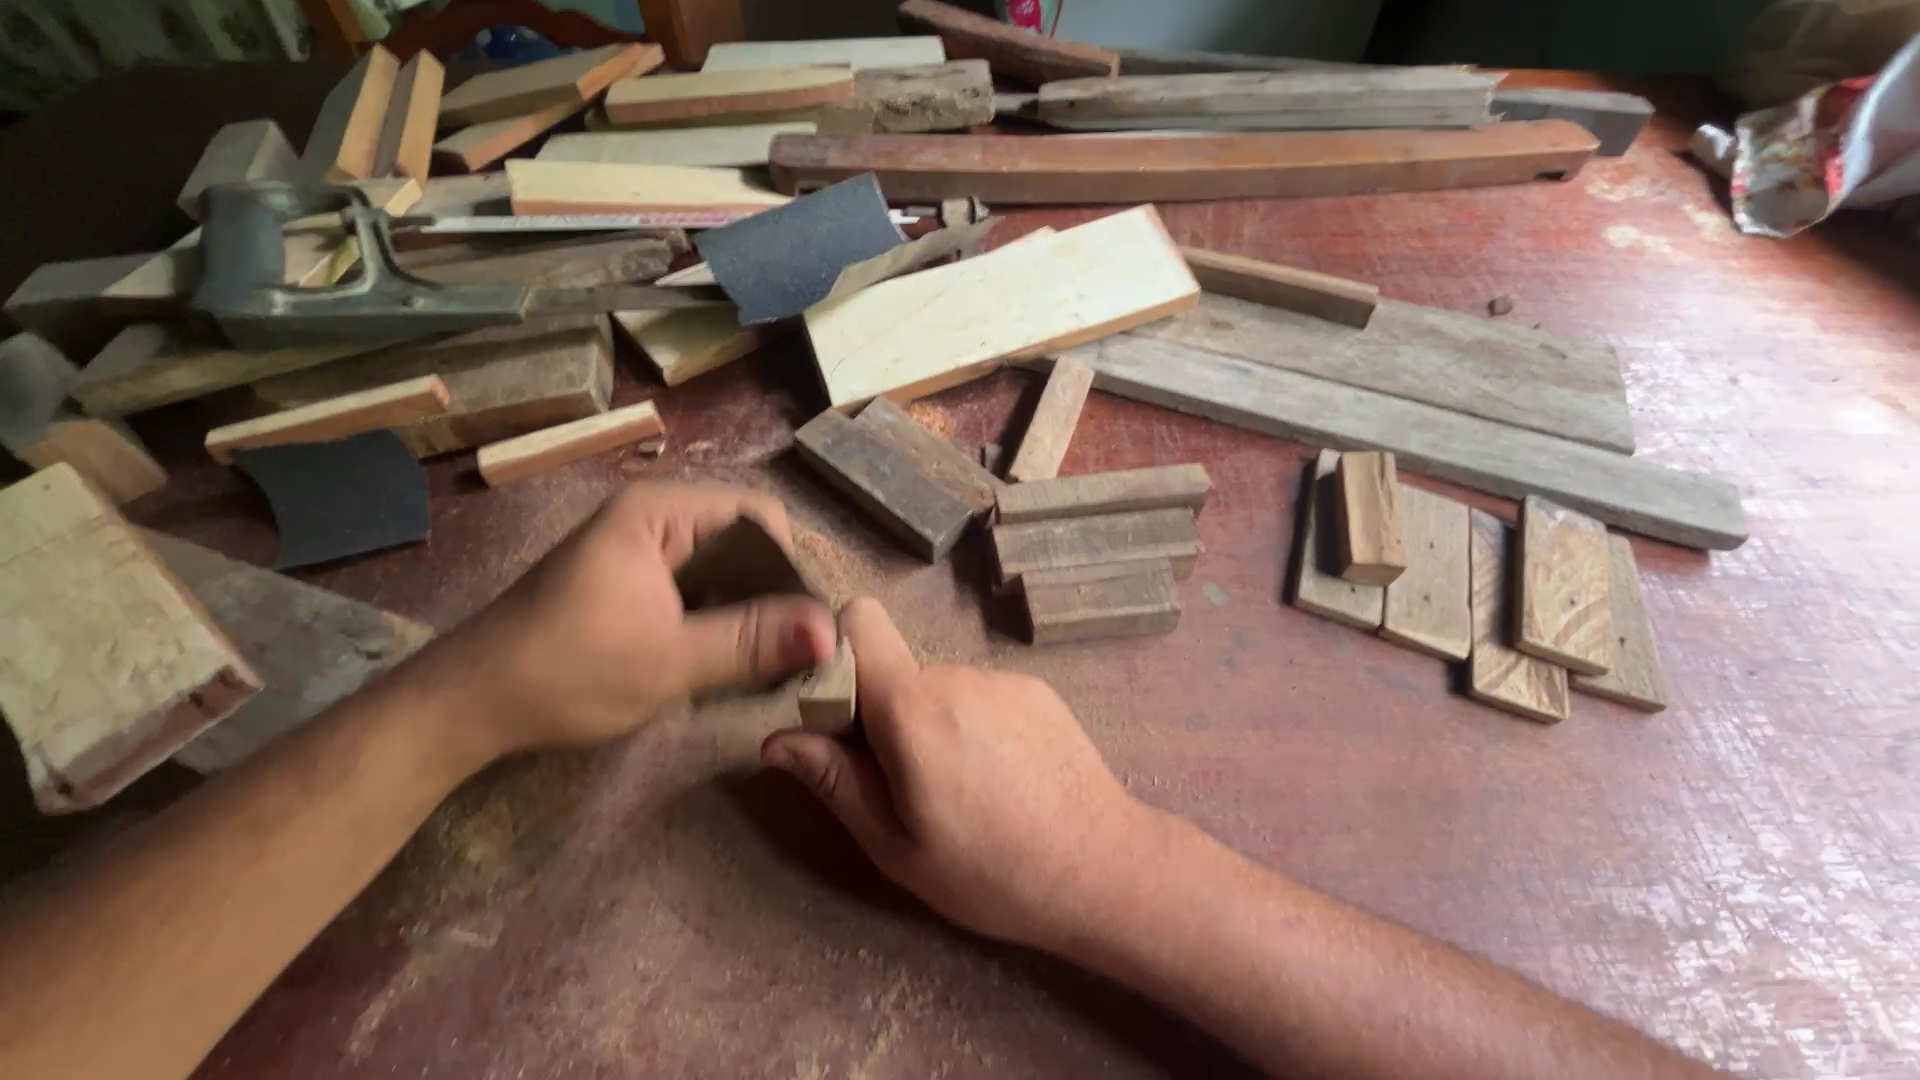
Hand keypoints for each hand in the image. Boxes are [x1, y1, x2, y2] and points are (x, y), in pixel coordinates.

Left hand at [406, 483, 837, 771]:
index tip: (799, 626)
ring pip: (725, 569)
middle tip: (789, 653)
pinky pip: (700, 589)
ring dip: (748, 613)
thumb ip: (753, 641)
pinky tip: (724, 661)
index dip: (789, 566)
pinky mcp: (633, 581)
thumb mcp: (669, 660)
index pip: (760, 516)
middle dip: (772, 594)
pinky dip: (720, 621)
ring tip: (763, 663)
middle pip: (746, 541)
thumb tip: (833, 631)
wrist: (468, 707)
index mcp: (660, 511)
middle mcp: (654, 517)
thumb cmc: (565, 673)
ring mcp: (641, 549)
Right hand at [759, 598, 1154, 949]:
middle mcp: (957, 674)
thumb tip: (776, 739)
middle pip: (896, 670)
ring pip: (940, 686)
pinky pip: (981, 695)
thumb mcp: (895, 845)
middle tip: (907, 783)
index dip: (836, 653)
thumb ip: (834, 781)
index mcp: (913, 707)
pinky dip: (973, 724)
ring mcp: (1004, 678)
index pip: (859, 621)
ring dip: (933, 723)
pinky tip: (1002, 777)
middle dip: (886, 714)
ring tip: (963, 787)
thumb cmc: (990, 871)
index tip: (840, 714)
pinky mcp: (1038, 689)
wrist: (1106, 868)